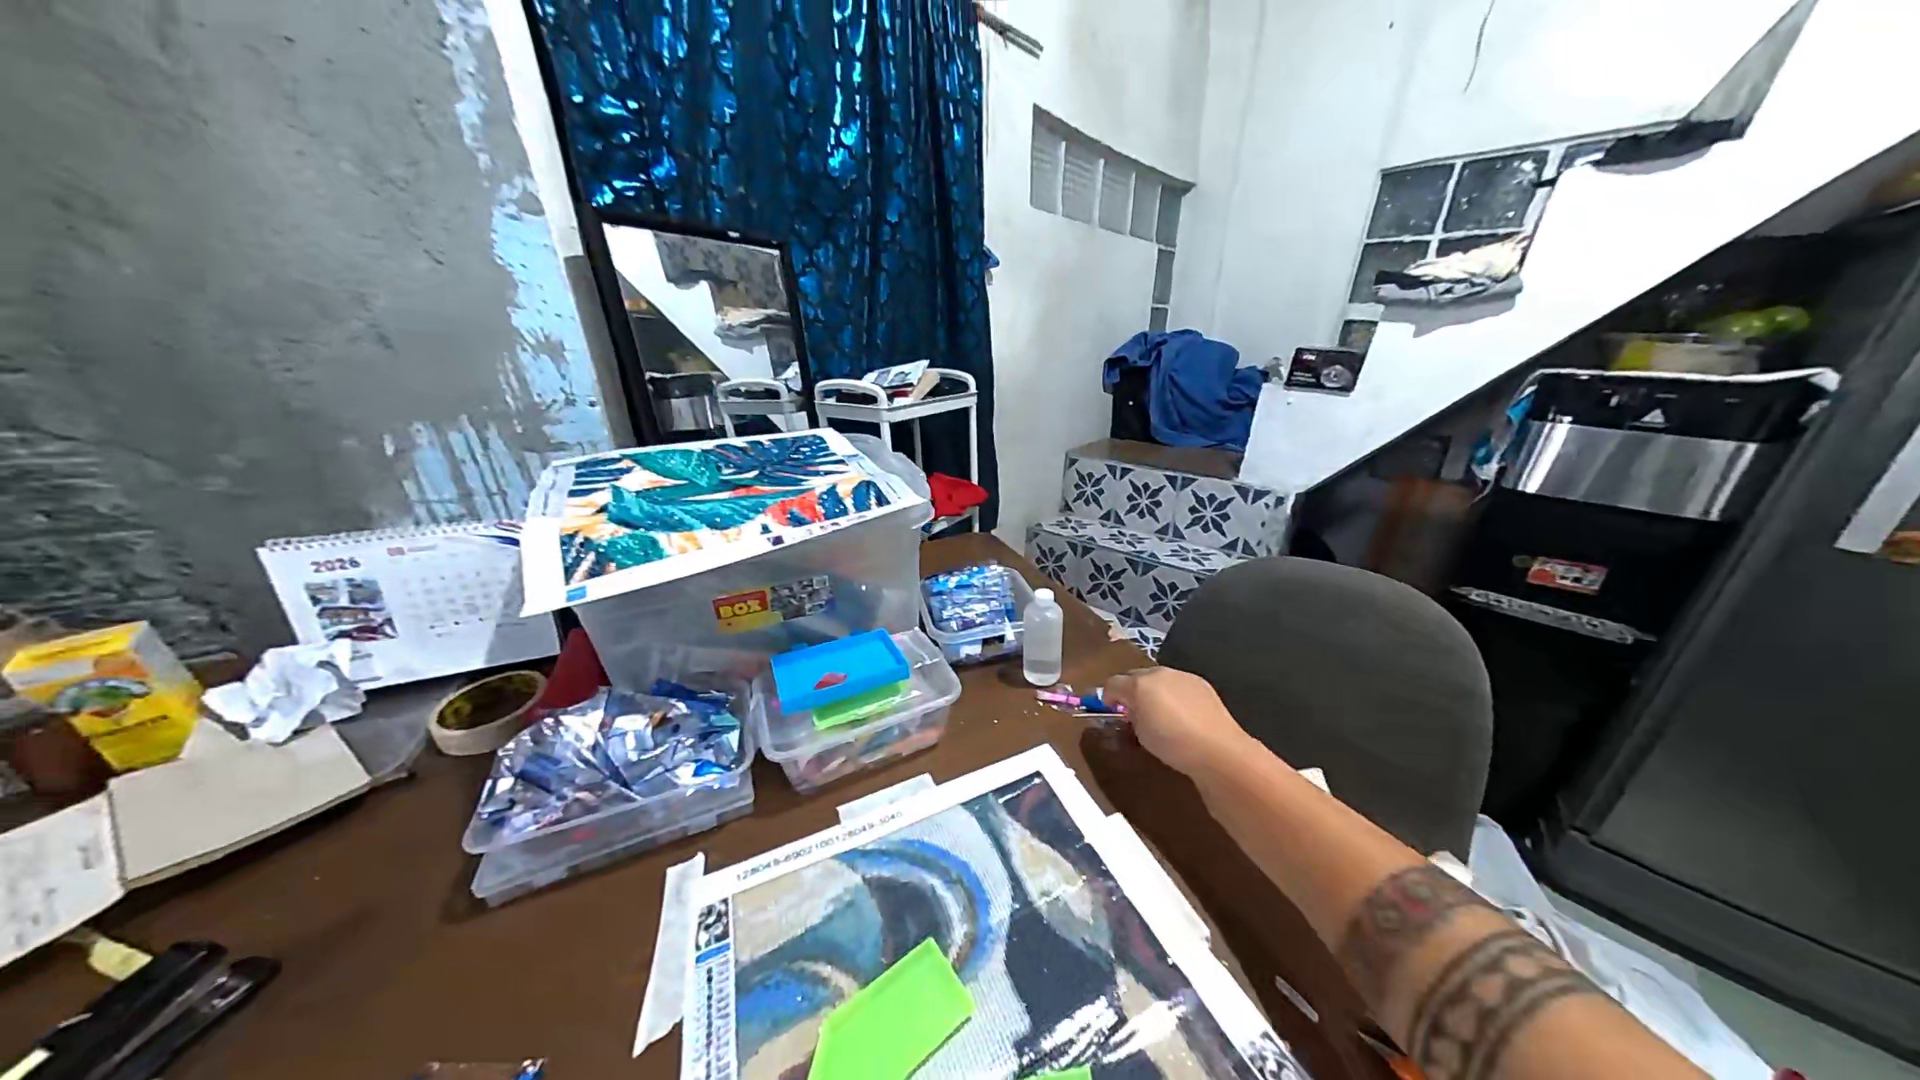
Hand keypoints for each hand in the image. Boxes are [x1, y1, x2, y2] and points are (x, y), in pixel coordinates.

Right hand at [1102, 667, 1261, 778]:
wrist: (1219, 751)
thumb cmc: (1173, 744)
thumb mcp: (1141, 734)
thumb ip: (1132, 715)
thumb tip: (1132, 709)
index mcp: (1140, 683)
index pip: (1114, 682)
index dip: (1109, 696)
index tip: (1111, 711)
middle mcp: (1161, 673)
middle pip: (1137, 676)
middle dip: (1132, 691)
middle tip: (1133, 713)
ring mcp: (1184, 677)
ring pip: (1159, 680)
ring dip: (1154, 692)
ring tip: (1159, 716)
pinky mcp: (1202, 685)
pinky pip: (1179, 686)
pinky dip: (1174, 695)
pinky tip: (1182, 717)